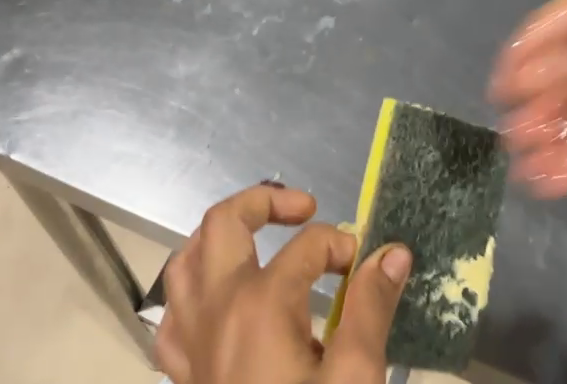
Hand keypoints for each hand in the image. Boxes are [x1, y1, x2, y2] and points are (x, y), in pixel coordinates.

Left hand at [157, 184, 411, 383]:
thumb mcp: (353, 380)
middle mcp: (215, 309)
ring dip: (219, 237)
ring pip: (185, 260)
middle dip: (265, 201)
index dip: (342, 246)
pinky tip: (221, 303)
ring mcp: (189, 340)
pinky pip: (173, 314)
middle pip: (224, 222)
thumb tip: (393, 252)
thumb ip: (370, 309)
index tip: (368, 263)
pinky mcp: (181, 372)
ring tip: (257, 238)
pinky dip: (194, 291)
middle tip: (306, 209)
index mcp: (260, 304)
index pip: (308, 246)